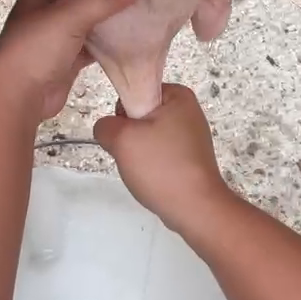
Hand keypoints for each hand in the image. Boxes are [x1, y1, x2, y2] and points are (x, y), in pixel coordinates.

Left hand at [0, 0, 145, 120]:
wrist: (18, 98)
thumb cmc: (35, 47)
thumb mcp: (70, 15)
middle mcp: (50, 7)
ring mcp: (61, 33)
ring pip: (94, 17)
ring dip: (116, 11)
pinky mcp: (72, 55)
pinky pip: (99, 42)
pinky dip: (115, 38)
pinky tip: (139, 27)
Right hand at [92, 84, 233, 228]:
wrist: (196, 209)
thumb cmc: (161, 166)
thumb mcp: (121, 139)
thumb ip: (105, 126)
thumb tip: (107, 130)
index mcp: (178, 95)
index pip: (136, 91)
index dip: (124, 112)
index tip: (126, 133)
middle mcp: (189, 110)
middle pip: (142, 114)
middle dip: (131, 134)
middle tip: (133, 153)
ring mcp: (193, 135)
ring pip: (149, 135)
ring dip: (140, 151)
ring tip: (144, 168)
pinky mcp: (192, 157)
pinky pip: (162, 152)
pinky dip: (153, 164)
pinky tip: (154, 177)